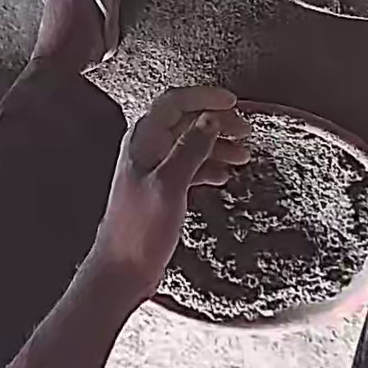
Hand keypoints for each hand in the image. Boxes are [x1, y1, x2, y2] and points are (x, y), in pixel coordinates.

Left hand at [81, 86, 250, 306]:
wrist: (122, 269)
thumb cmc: (140, 228)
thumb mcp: (170, 184)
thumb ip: (191, 149)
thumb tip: (211, 119)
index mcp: (144, 138)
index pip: (175, 102)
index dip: (204, 97)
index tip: (233, 102)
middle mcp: (148, 146)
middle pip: (186, 121)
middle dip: (217, 122)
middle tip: (245, 130)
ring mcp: (155, 167)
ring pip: (191, 143)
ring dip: (217, 145)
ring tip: (244, 155)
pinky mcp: (162, 187)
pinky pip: (190, 166)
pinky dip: (209, 166)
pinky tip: (224, 176)